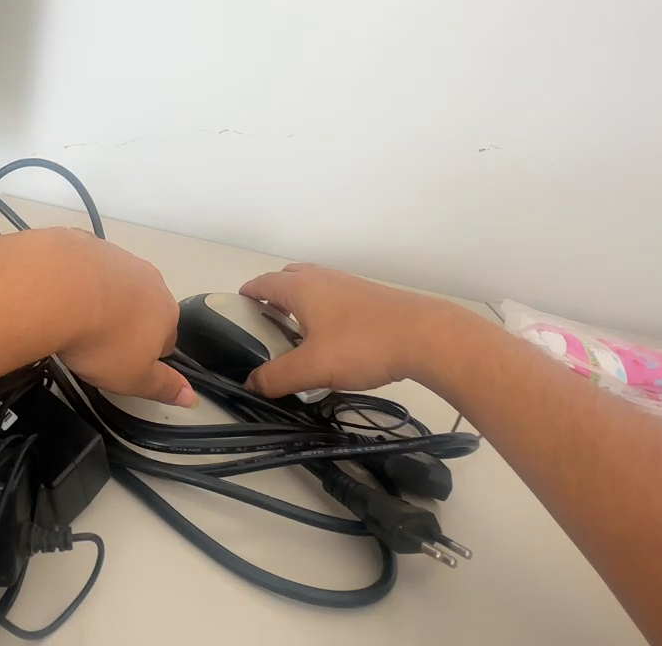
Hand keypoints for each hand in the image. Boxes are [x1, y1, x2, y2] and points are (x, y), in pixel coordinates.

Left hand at [19, 229, 195, 406]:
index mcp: (165, 311)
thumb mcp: (133, 378)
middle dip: (126, 322)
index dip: (146, 355)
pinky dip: (75, 277)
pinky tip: (57, 292)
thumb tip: (192, 397)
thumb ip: (164, 387)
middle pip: (143, 305)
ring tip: (73, 318)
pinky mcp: (85, 241)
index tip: (122, 365)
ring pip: (114, 282)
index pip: (167, 338)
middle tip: (97, 344)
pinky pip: (85, 264)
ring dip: (102, 297)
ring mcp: (116, 255)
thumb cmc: (101, 339)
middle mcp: (148, 278)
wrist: (56, 288)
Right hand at [240, 263, 466, 397]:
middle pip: (287, 278)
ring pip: (313, 286)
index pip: (263, 282)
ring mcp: (347, 284)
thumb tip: (251, 384)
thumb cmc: (361, 345)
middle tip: (266, 323)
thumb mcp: (313, 367)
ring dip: (299, 303)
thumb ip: (278, 377)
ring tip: (296, 333)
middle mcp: (321, 278)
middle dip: (272, 296)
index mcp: (300, 287)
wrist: (424, 336)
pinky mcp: (368, 296)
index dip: (247, 293)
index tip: (237, 308)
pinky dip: (322, 309)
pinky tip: (331, 338)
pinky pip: (333, 296)